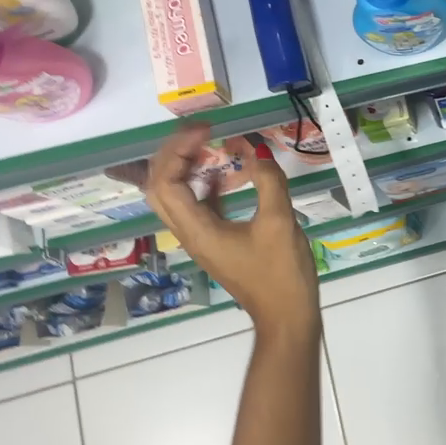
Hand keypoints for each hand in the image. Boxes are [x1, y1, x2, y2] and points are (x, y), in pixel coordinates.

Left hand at [142, 122, 318, 328]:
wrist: (286, 314)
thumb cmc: (281, 272)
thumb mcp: (279, 222)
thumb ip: (268, 182)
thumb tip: (255, 151)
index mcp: (197, 229)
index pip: (165, 181)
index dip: (179, 149)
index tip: (209, 130)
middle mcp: (189, 232)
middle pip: (159, 186)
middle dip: (174, 153)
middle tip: (204, 132)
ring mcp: (200, 238)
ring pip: (174, 195)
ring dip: (185, 166)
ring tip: (211, 144)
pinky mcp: (215, 240)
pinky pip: (196, 205)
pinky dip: (203, 182)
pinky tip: (224, 172)